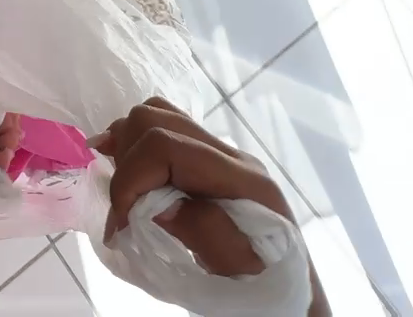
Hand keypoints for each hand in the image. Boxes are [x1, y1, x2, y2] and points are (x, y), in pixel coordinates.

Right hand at [91, 98, 294, 276]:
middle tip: (122, 208)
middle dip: (126, 160)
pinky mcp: (210, 159)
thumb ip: (204, 233)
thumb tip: (151, 203)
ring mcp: (222, 153)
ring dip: (126, 145)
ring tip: (119, 184)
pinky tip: (119, 159)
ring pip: (157, 114)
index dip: (131, 178)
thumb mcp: (240, 277)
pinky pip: (164, 126)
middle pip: (156, 120)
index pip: (166, 147)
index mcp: (245, 182)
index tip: (120, 223)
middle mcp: (234, 156)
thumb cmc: (268, 294)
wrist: (294, 302)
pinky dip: (134, 139)